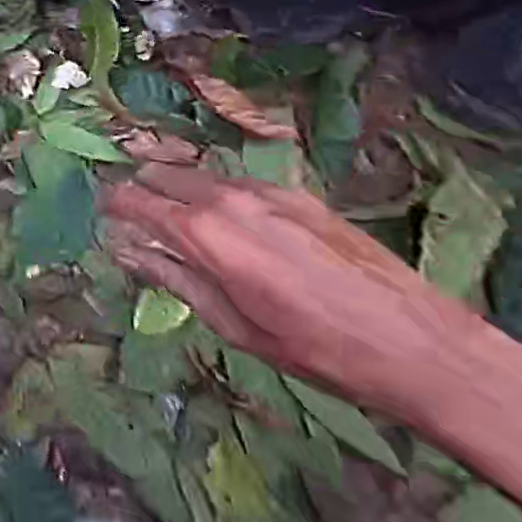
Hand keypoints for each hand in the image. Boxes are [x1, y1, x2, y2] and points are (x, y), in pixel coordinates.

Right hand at [103, 164, 484, 416]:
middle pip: (162, 174)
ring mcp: (263, 190)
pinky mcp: (294, 192)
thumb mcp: (234, 325)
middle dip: (141, 188)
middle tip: (135, 214)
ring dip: (177, 185)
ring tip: (176, 213)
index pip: (136, 200)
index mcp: (203, 233)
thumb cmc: (315, 348)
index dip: (113, 202)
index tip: (102, 212)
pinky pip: (235, 180)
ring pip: (198, 172)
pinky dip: (215, 190)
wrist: (418, 343)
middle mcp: (225, 198)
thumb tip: (127, 252)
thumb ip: (174, 279)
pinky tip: (228, 218)